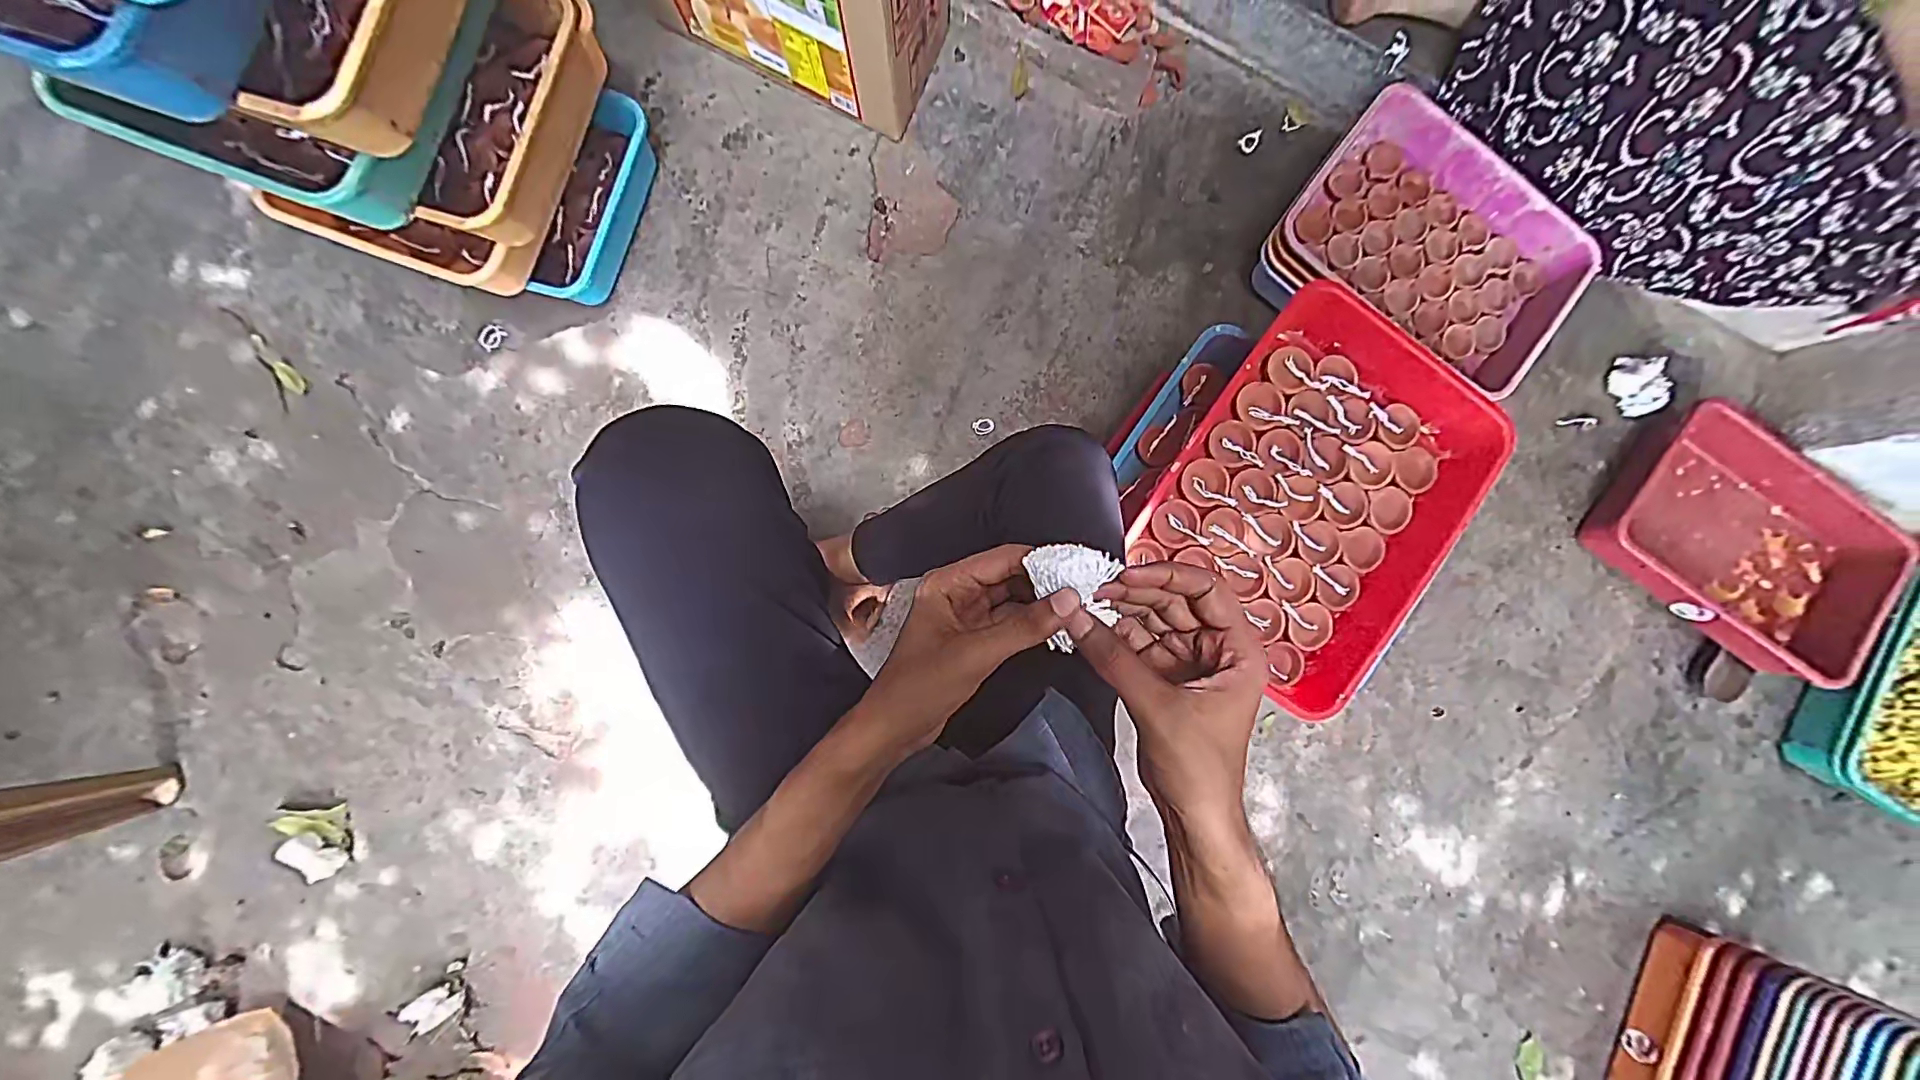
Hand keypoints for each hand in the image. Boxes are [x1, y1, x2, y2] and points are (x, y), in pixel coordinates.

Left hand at [865, 544, 1069, 751]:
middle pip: (1009, 576)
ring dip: (1040, 602)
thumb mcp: (975, 654)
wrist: (895, 728)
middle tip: (1078, 587)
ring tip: (1073, 605)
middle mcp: (955, 595)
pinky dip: (1031, 623)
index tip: (1071, 566)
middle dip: (1044, 581)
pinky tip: (1053, 625)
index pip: (1001, 558)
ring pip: (1012, 599)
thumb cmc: (913, 689)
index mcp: (946, 584)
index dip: (1038, 559)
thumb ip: (1023, 627)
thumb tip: (1063, 602)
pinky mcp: (974, 639)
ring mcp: (965, 617)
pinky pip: (1009, 621)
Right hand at [1059, 561, 1265, 823]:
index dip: (1167, 575)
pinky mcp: (1165, 676)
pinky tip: (1094, 628)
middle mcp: (1216, 650)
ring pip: (1153, 620)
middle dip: (1137, 593)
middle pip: (1175, 601)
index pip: (1206, 590)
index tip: (1129, 575)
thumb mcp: (1157, 706)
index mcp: (1238, 650)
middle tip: (1100, 589)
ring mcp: (1189, 662)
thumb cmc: (1202, 771)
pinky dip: (1115, 635)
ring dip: (1123, 612)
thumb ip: (1113, 657)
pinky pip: (1137, 642)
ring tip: (1091, 605)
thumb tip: (1080, 617)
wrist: (1193, 814)